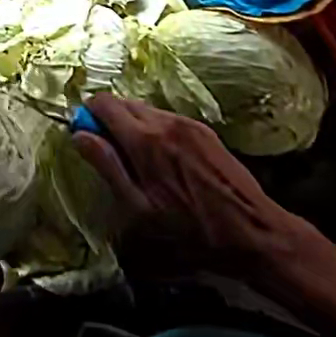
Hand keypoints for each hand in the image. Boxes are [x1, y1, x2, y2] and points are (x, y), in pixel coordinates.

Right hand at [72, 93, 314, 280]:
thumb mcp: (140, 209)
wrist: (257, 234)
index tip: (91, 137)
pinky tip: (167, 160)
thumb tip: (79, 135)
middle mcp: (163, 121)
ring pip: (144, 109)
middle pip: (122, 102)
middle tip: (115, 153)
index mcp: (144, 139)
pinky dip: (156, 130)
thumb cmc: (192, 230)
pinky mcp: (203, 129)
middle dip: (111, 120)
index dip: (90, 115)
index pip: (102, 102)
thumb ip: (107, 166)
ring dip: (134, 125)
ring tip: (143, 160)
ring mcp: (186, 122)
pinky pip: (166, 118)